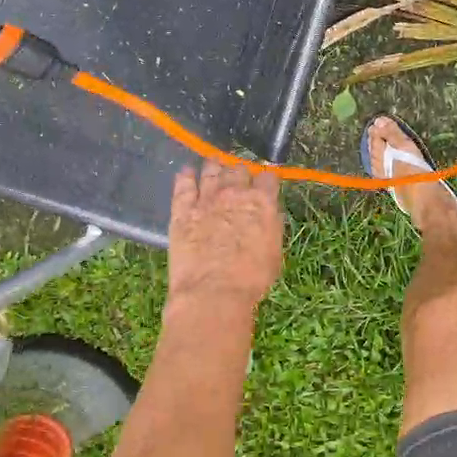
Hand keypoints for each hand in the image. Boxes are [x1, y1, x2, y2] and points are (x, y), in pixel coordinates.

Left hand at [166, 162, 283, 313]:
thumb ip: (271, 226)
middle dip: (240, 172)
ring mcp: (207, 199)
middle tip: (238, 179)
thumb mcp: (274, 251)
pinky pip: (184, 186)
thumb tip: (269, 215)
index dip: (266, 180)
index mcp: (263, 201)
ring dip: (215, 166)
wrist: (213, 293)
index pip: (268, 176)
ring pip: (212, 171)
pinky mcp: (182, 211)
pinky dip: (185, 176)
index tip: (265, 184)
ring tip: (213, 163)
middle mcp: (235, 193)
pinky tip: (185, 171)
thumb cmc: (252, 278)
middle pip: (239, 169)